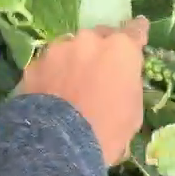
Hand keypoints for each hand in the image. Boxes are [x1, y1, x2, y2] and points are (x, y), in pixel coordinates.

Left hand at [16, 18, 148, 164]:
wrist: (59, 145)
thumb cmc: (107, 131)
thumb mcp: (133, 111)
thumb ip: (129, 83)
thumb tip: (121, 80)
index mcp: (121, 49)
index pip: (135, 30)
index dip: (137, 32)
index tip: (139, 30)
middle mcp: (90, 40)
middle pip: (99, 37)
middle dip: (100, 51)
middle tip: (99, 72)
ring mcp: (60, 48)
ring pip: (70, 48)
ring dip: (73, 61)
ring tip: (70, 86)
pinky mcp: (35, 63)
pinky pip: (48, 65)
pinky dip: (51, 75)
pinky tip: (50, 95)